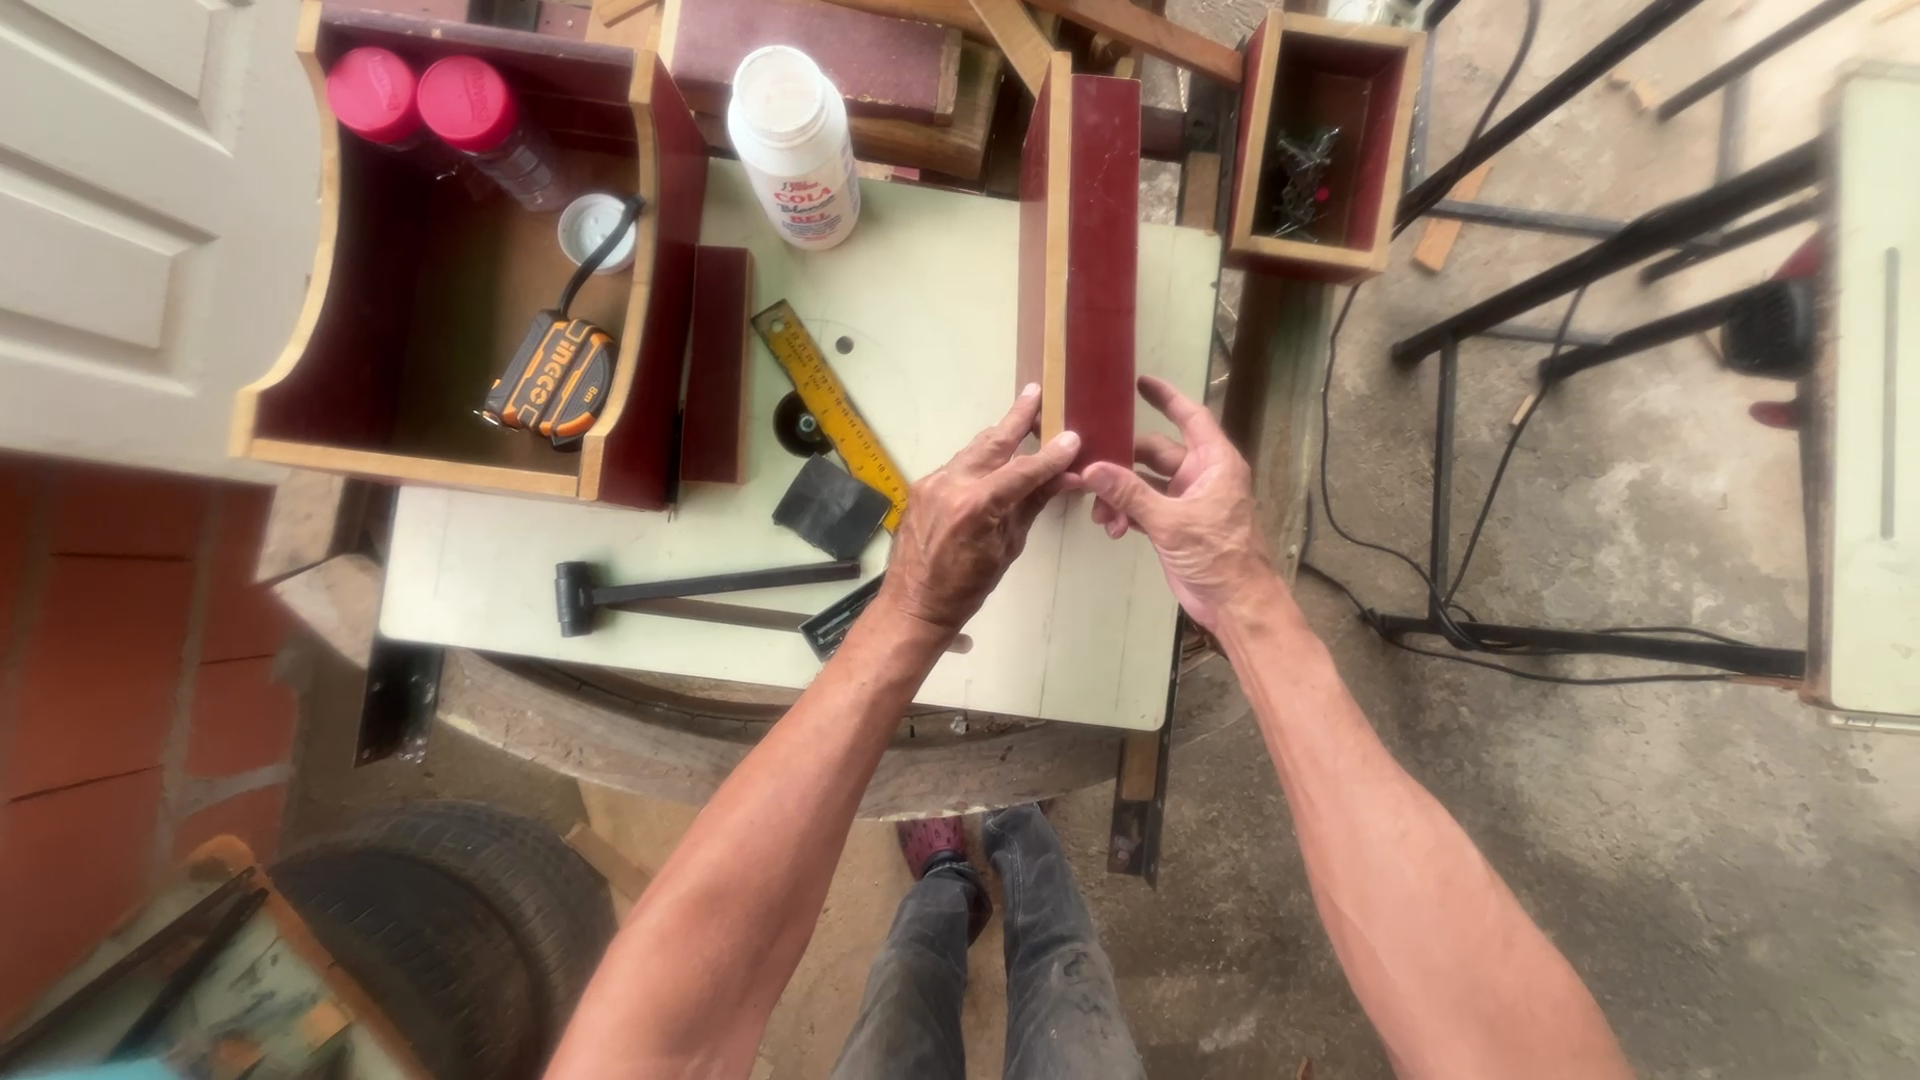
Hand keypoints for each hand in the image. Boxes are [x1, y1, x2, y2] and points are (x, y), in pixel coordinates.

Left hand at [880, 384, 1080, 631]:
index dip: (1051, 455)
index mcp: (976, 506)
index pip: (1023, 470)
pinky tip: (994, 457)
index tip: (1073, 438)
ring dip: (998, 437)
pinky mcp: (921, 487)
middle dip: (1017, 418)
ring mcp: (931, 483)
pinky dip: (979, 459)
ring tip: (1021, 418)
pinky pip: (957, 466)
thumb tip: (1065, 478)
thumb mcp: (1007, 548)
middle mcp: (950, 485)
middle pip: (992, 443)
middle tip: (1036, 394)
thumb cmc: (965, 589)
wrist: (913, 604)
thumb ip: (1031, 505)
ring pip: (973, 451)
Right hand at [1078, 376, 1274, 630]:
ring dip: (1120, 496)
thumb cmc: (1218, 555)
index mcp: (1214, 463)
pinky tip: (1112, 528)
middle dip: (1122, 463)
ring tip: (1101, 516)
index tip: (1139, 382)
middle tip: (1090, 470)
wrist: (1235, 604)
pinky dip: (1126, 514)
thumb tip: (1092, 469)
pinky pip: (1142, 508)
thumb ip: (1130, 493)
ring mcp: (1185, 501)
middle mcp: (1200, 476)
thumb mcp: (1171, 521)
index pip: (1190, 418)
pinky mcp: (1173, 526)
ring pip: (1143, 484)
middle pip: (1153, 454)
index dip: (1166, 398)